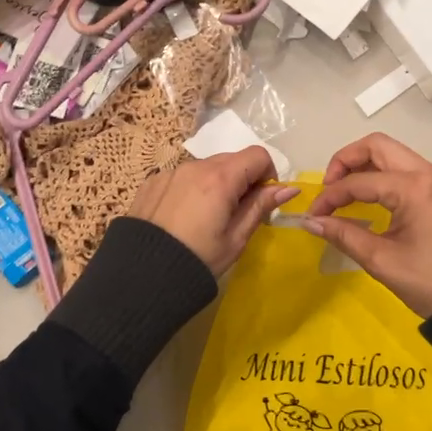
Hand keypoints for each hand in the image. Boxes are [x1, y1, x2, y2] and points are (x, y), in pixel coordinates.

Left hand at [127, 146, 295, 275]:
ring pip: (205, 167)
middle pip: (231, 159)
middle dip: (242, 179)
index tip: (262, 200)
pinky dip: (191, 188)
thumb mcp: (235, 239)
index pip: (257, 155)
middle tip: (237, 212)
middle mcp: (194, 166)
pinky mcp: (152, 182)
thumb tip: (289, 188)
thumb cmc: (198, 260)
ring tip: (207, 218)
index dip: (267, 174)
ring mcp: (170, 172)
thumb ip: (260, 207)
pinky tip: (183, 217)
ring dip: (216, 183)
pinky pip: (182, 177)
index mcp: (220, 178)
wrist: (142, 275)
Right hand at [304, 133, 431, 317]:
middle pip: (377, 146)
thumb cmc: (431, 282)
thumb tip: (310, 221)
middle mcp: (428, 173)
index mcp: (413, 188)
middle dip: (346, 161)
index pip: (358, 181)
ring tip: (346, 193)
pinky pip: (408, 170)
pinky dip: (384, 176)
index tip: (313, 216)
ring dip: (365, 166)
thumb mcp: (381, 260)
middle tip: (329, 187)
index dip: (329, 197)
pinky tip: (372, 200)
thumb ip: (343, 235)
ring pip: (394, 154)